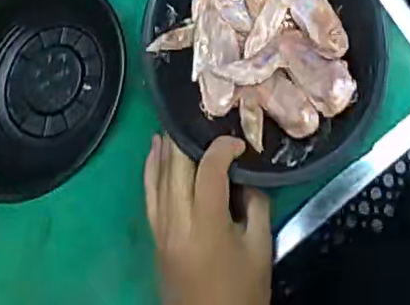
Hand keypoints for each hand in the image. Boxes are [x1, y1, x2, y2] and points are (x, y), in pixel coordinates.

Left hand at [144, 134, 271, 304]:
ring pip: (159, 175)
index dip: (223, 148)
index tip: (239, 143)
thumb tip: (247, 174)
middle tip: (206, 122)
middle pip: (176, 165)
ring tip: (180, 122)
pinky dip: (151, 166)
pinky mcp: (154, 235)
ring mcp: (161, 228)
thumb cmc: (241, 294)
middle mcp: (177, 221)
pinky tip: (155, 147)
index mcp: (206, 225)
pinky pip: (149, 192)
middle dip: (189, 137)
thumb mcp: (260, 250)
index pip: (209, 169)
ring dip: (168, 146)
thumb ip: (256, 205)